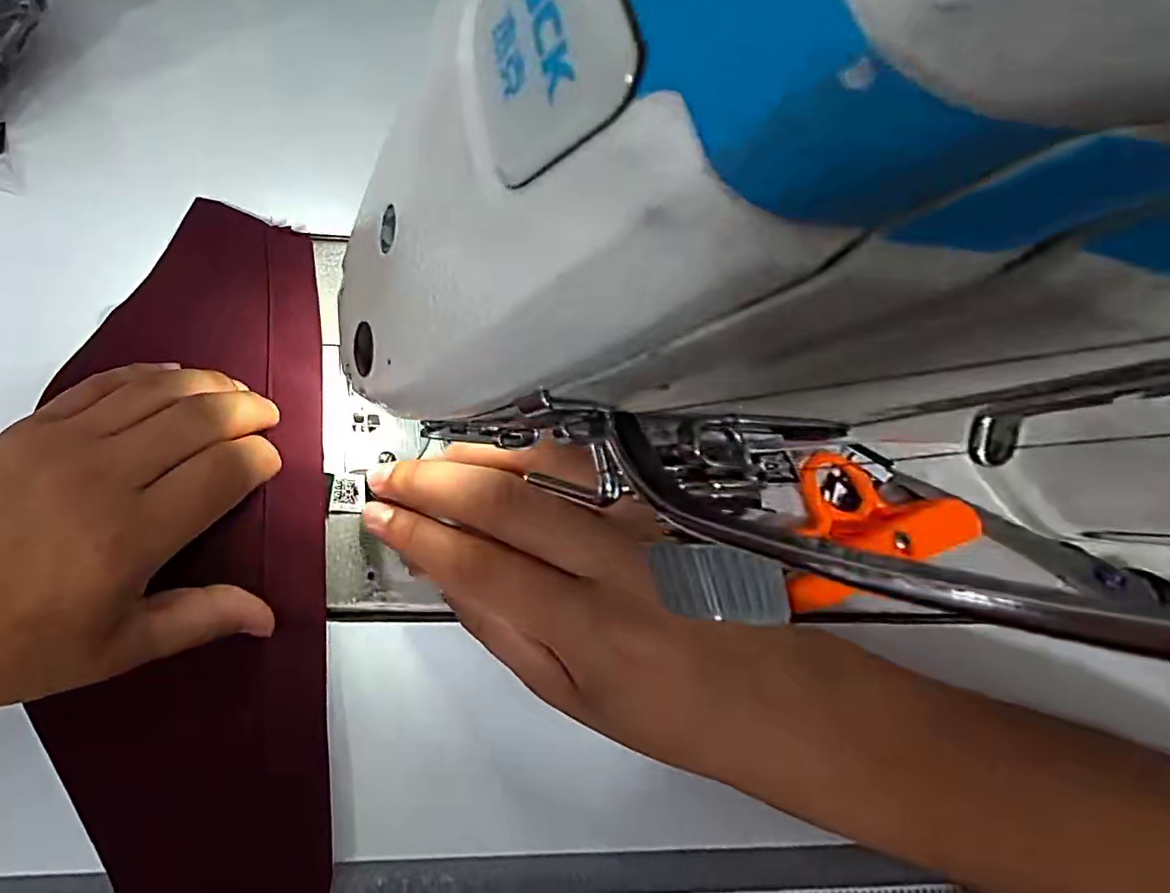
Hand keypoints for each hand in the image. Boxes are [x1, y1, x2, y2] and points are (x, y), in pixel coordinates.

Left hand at [0, 364, 282, 777]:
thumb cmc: (18, 646)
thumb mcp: (116, 648)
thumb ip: (198, 619)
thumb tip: (266, 615)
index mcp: (131, 535)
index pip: (222, 472)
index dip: (259, 458)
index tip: (272, 460)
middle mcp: (105, 475)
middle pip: (198, 417)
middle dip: (246, 409)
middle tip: (267, 415)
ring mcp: (65, 441)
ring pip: (156, 390)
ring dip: (206, 383)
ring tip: (234, 389)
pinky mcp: (34, 425)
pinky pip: (104, 383)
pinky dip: (147, 374)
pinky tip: (171, 376)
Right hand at [362, 441, 804, 774]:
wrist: (791, 698)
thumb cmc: (677, 716)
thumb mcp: (569, 695)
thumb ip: (498, 629)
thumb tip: (441, 572)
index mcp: (591, 630)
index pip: (479, 566)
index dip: (416, 534)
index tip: (378, 517)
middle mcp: (618, 566)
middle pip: (502, 502)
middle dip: (427, 483)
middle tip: (385, 478)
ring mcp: (643, 521)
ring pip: (537, 466)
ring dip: (466, 458)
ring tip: (422, 466)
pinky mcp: (658, 499)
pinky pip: (573, 462)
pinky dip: (515, 453)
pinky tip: (483, 459)